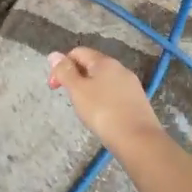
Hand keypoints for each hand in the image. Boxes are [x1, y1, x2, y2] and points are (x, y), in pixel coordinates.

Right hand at [47, 47, 161, 145]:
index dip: (62, 65)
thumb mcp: (77, 90)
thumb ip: (64, 72)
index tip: (55, 86)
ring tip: (85, 108)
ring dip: (89, 89)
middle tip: (70, 98)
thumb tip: (53, 54)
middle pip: (91, 65)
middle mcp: (120, 68)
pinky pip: (114, 93)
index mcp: (104, 62)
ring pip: (103, 80)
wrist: (138, 139)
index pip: (78, 52)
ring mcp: (131, 85)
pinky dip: (103, 99)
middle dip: (76, 78)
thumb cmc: (102, 112)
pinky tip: (102, 115)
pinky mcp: (138, 101)